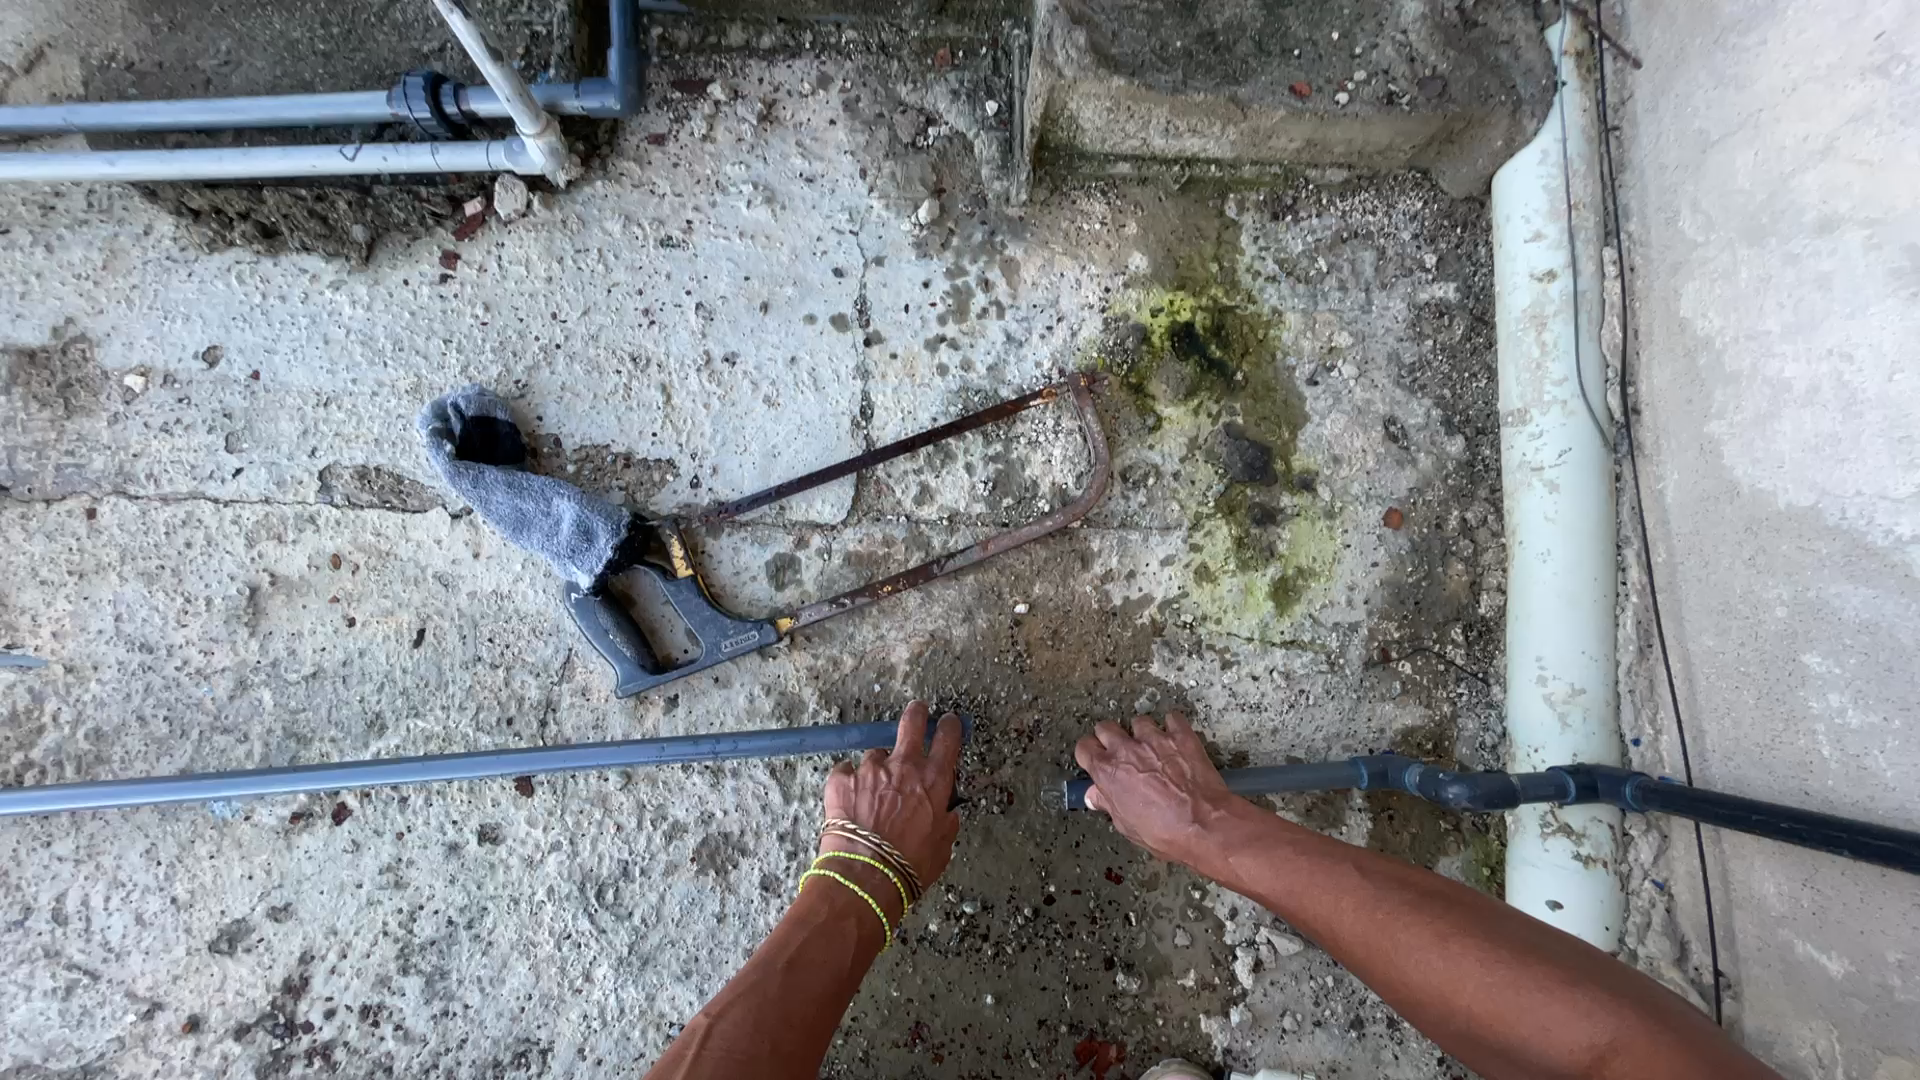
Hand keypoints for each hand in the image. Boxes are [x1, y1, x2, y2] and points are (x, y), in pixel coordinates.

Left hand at [819, 701, 963, 910]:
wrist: (864, 877)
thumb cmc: (909, 867)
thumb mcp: (942, 848)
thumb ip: (946, 823)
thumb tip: (948, 814)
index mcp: (933, 781)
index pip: (948, 739)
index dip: (949, 726)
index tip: (948, 721)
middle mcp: (903, 766)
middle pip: (912, 723)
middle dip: (916, 713)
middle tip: (917, 710)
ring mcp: (870, 768)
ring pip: (875, 755)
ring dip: (876, 769)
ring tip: (871, 796)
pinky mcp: (842, 778)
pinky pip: (847, 772)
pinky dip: (849, 783)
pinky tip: (849, 802)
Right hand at [1073, 712, 1251, 865]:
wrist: (1204, 825)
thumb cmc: (1166, 831)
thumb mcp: (1127, 826)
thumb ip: (1108, 804)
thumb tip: (1095, 796)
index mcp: (1108, 771)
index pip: (1084, 747)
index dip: (1089, 753)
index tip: (1095, 758)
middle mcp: (1126, 749)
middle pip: (1105, 727)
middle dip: (1110, 737)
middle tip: (1120, 750)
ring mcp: (1153, 739)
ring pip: (1138, 721)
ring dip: (1142, 732)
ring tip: (1152, 746)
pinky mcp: (1179, 735)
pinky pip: (1172, 718)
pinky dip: (1172, 726)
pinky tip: (1175, 739)